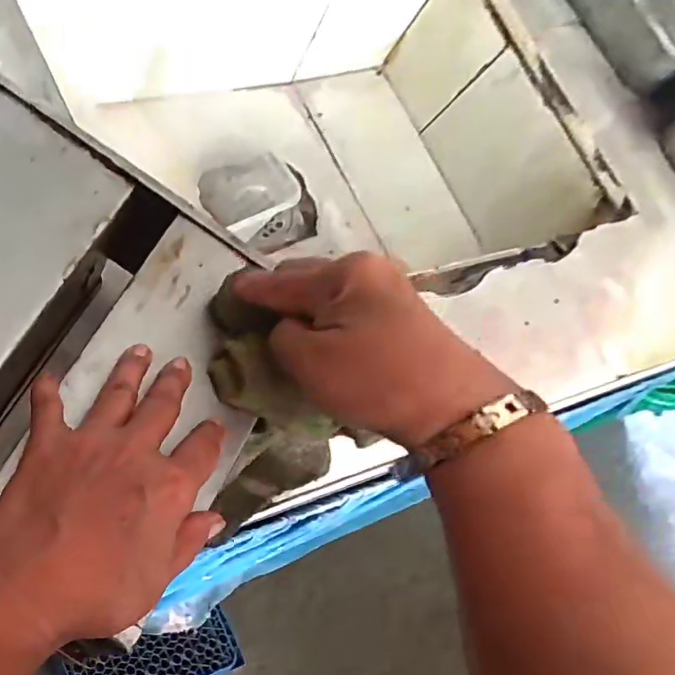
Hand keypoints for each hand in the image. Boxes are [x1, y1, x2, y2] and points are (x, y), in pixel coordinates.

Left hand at [0, 346, 227, 648]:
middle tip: (179, 365)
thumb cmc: (98, 593)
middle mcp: (133, 455)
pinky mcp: (46, 446)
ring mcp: (88, 445)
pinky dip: (49, 392)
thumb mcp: (157, 580)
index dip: (211, 437)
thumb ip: (185, 543)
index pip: (201, 452)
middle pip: (161, 410)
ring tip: (138, 351)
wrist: (28, 586)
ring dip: (128, 372)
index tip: (214, 426)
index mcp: (168, 488)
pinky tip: (50, 378)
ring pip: (115, 396)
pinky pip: (48, 409)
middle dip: (173, 385)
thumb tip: (212, 518)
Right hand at [230, 253, 520, 446]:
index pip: (279, 280)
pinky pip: (349, 306)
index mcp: (341, 273)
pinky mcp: (400, 312)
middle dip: (277, 296)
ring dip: (304, 308)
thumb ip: (281, 336)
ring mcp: (388, 287)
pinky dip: (327, 319)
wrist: (449, 405)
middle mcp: (366, 268)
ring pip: (328, 293)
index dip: (248, 290)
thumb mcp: (309, 362)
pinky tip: (320, 337)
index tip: (225, 294)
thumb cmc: (374, 381)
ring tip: (283, 333)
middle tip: (252, 320)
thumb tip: (283, 326)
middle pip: (306, 277)